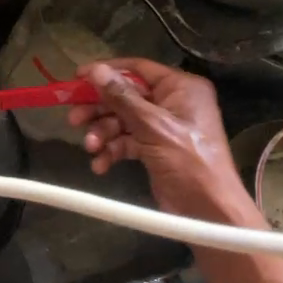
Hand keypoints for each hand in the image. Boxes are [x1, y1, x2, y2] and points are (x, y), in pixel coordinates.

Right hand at [65, 58, 247, 210]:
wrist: (208, 213)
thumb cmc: (188, 162)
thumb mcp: (153, 127)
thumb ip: (122, 97)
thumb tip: (95, 69)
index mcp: (180, 88)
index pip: (138, 69)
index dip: (106, 71)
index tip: (77, 78)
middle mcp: (172, 103)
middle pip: (125, 96)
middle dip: (99, 110)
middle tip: (74, 120)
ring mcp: (162, 127)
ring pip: (122, 120)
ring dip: (103, 134)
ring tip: (90, 148)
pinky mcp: (154, 149)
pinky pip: (126, 141)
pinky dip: (112, 151)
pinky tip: (101, 165)